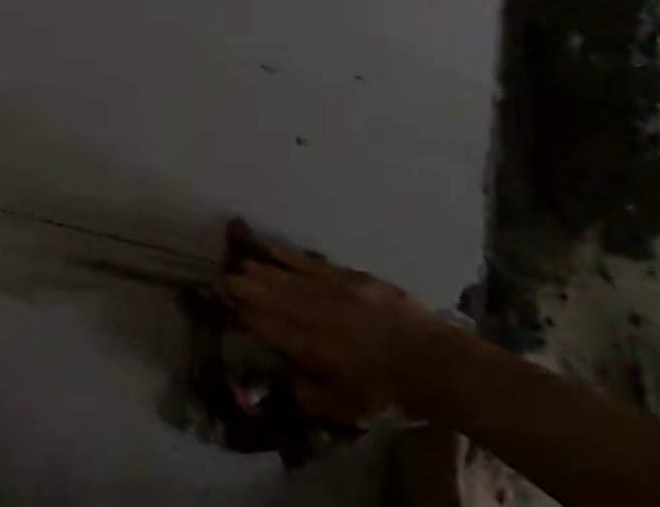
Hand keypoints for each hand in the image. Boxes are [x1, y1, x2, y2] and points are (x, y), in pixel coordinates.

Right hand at [222, 227, 449, 423]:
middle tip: (224, 275)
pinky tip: (278, 251)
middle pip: (275, 296)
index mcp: (314, 347)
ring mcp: (336, 289)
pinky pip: (315, 263)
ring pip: (291, 276)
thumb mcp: (349, 409)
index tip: (227, 304)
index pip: (270, 326)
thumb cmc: (390, 393)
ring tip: (243, 261)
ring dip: (265, 268)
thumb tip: (287, 381)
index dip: (247, 315)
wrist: (435, 360)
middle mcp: (318, 313)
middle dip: (248, 286)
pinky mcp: (353, 277)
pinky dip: (292, 256)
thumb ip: (313, 396)